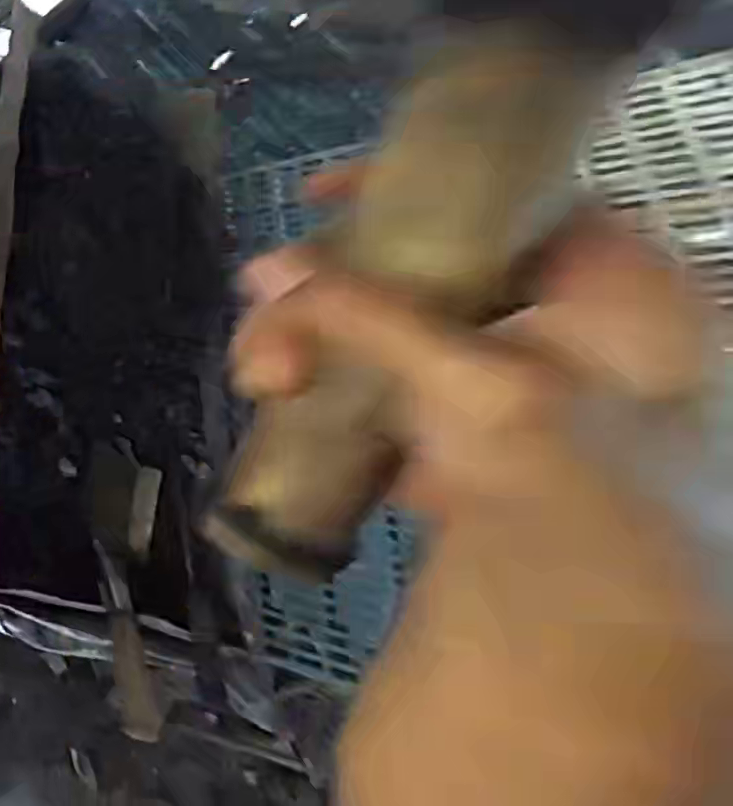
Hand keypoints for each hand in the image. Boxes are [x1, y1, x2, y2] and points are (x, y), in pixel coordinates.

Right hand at [233, 170, 730, 804]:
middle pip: (425, 275)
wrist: (579, 698)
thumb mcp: (492, 404)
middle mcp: (562, 353)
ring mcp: (492, 407)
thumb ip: (377, 322)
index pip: (535, 211)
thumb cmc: (585, 539)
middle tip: (264, 329)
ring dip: (305, 343)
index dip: (430, 190)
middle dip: (329, 291)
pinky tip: (285, 409)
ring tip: (259, 385)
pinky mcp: (436, 450)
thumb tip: (269, 265)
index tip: (324, 196)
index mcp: (628, 323)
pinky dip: (316, 387)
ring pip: (379, 332)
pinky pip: (362, 386)